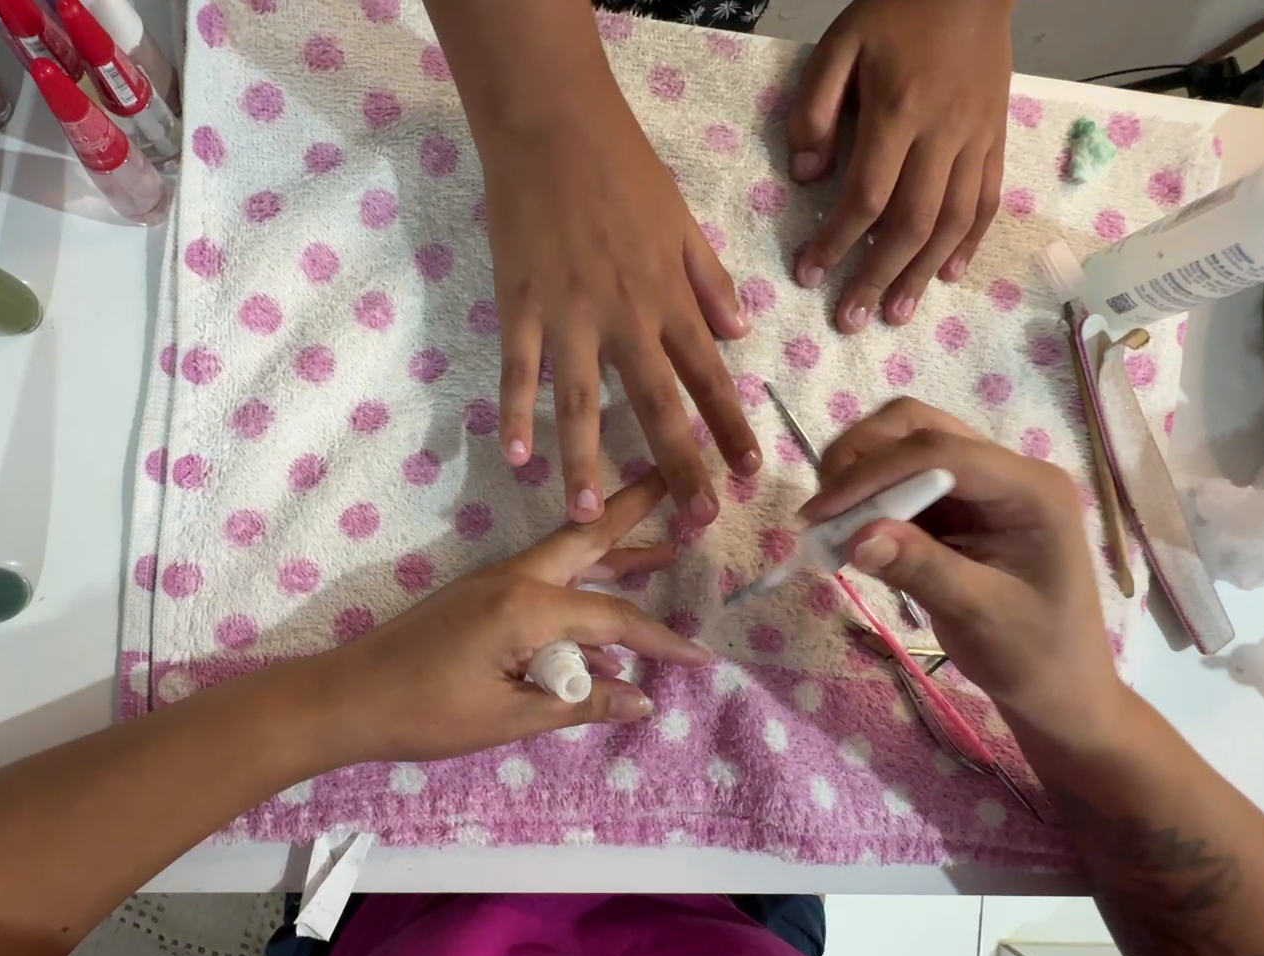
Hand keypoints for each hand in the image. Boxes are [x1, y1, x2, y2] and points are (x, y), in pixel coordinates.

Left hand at [314, 472, 709, 766]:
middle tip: (682, 488)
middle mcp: (517, 577)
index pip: (615, 618)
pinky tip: (602, 606)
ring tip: (665, 545)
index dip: (662, 642)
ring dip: (616, 546)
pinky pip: (549, 579)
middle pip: (591, 538)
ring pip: (571, 553)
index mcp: (527, 606)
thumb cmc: (426, 712)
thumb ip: (579, 703)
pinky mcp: (484, 592)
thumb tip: (642, 700)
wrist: (349, 695)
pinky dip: (584, 583)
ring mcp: (497, 579)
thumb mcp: (509, 717)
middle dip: (638, 513)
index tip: (703, 659)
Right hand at [481, 99, 760, 527]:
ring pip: (581, 402)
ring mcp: (569, 318)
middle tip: (695, 521)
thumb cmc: (623, 171)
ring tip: (590, 514)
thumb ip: (710, 280)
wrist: (554, 126)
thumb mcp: (683, 219)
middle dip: (680, 466)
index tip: (748, 471)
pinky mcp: (521, 310)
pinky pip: (518, 371)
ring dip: (585, 461)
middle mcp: (626, 318)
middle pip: (657, 404)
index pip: (709, 375)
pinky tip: (517, 458)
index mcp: (669, 296)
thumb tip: (741, 332)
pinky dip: (516, 413)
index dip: (730, 425)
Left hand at [789, 0, 1013, 333]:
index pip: (866, 196)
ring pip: (954, 220)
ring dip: (923, 274)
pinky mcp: (997, 137)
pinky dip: (970, 242)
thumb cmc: (895, 13)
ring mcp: (978, 138)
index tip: (808, 276)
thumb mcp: (838, 47)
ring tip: (897, 315)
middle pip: (911, 222)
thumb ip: (814, 112)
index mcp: (899, 112)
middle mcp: (944, 133)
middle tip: (851, 320)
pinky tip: (949, 276)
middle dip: (878, 277)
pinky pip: (989, 198)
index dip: (836, 242)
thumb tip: (806, 177)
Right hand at [799, 399, 1120, 728]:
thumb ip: (920, 568)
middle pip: (915, 427)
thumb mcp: (978, 613)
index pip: (938, 453)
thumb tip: (855, 536)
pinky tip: (846, 531)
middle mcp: (1003, 470)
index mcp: (1029, 488)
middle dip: (858, 457)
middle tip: (822, 509)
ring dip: (855, 472)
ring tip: (829, 521)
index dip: (872, 474)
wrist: (1054, 683)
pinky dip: (861, 496)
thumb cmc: (1031, 651)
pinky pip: (894, 479)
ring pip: (899, 444)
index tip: (821, 515)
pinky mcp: (950, 503)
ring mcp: (975, 484)